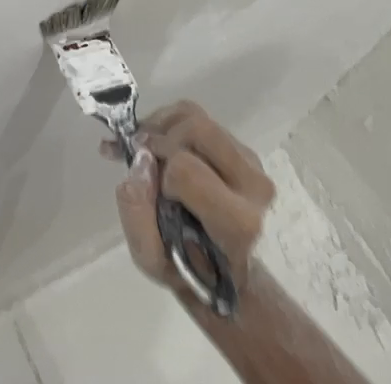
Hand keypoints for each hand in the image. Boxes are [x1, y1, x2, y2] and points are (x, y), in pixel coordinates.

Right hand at [101, 100, 274, 295]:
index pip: (185, 168)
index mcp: (236, 220)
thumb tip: (138, 161)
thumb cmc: (192, 272)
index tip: (150, 189)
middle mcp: (253, 186)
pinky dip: (171, 125)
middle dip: (158, 136)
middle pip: (197, 129)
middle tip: (139, 155)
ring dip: (163, 125)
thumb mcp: (152, 260)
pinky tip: (158, 146)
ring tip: (145, 147)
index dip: (159, 173)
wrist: (230, 273)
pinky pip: (202, 120)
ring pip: (198, 117)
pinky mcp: (244, 151)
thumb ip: (137, 214)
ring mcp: (253, 164)